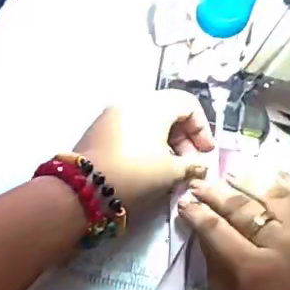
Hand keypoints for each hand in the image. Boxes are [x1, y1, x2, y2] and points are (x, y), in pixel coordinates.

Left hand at [72, 90, 215, 219]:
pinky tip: (148, 167)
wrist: (84, 187)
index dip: (202, 128)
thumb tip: (201, 167)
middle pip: (168, 111)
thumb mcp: (170, 172)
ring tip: (170, 169)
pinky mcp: (100, 130)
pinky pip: (131, 129)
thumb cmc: (135, 174)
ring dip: (166, 142)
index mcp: (153, 105)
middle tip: (189, 164)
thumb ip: (192, 166)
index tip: (205, 153)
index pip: (188, 104)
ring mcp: (113, 114)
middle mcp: (132, 102)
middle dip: (184, 138)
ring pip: (149, 121)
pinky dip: (146, 143)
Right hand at [178, 170, 289, 289]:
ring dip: (253, 179)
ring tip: (234, 172)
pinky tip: (278, 179)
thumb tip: (207, 243)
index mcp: (255, 268)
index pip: (217, 229)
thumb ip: (218, 276)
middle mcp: (283, 243)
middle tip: (200, 183)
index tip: (183, 202)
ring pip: (278, 194)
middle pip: (244, 206)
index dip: (196, 213)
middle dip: (217, 192)